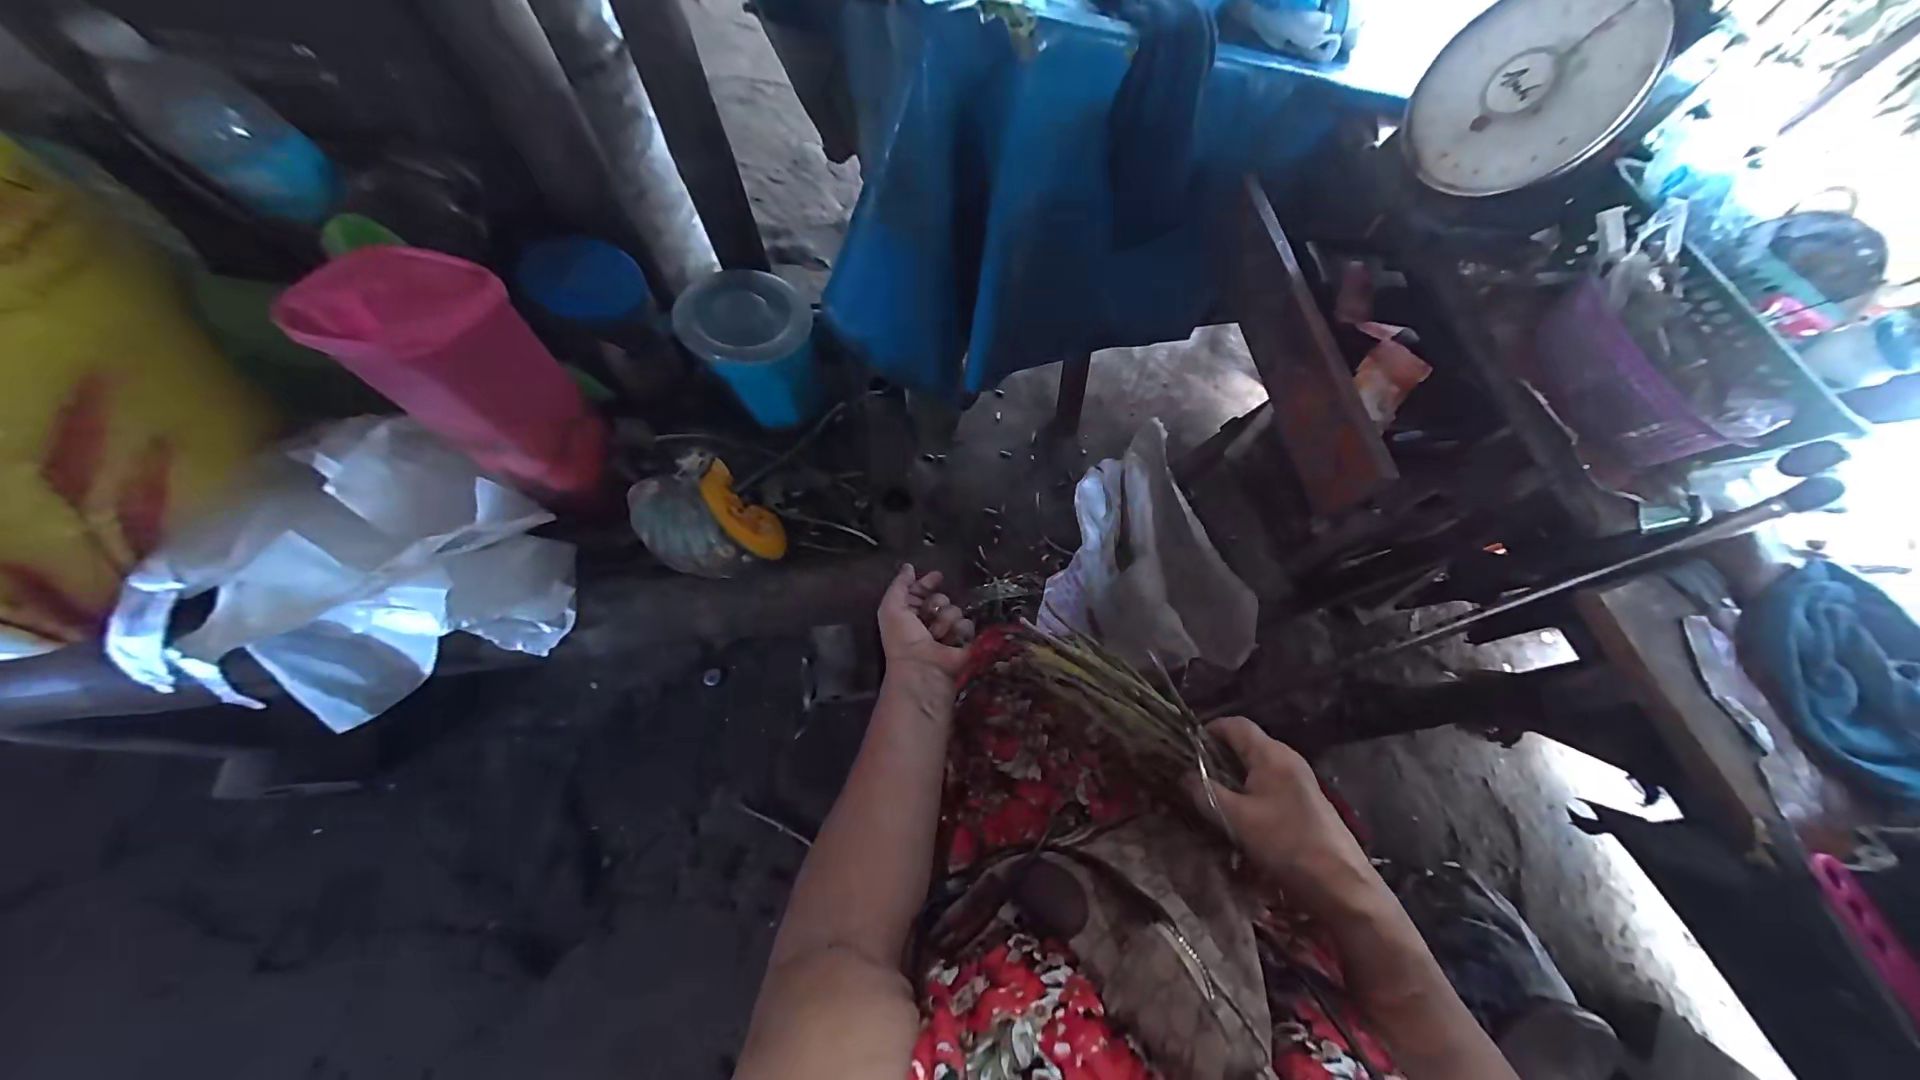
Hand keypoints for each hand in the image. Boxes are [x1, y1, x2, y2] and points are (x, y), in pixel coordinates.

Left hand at [878, 564, 974, 679]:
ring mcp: (947, 632)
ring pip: (955, 610)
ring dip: (945, 620)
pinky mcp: (963, 642)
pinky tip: (950, 640)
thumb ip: (899, 585)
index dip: (927, 582)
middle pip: (941, 598)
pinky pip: (967, 624)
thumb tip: (908, 566)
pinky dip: (958, 631)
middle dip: (936, 603)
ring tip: (937, 634)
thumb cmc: (902, 639)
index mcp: (908, 614)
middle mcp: (928, 622)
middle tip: (928, 616)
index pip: (921, 591)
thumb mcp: (891, 608)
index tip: (937, 577)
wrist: (922, 667)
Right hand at [1188, 716, 1375, 906]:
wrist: (1344, 888)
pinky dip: (1250, 790)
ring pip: (1257, 765)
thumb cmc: (1286, 844)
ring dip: (1233, 776)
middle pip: (1246, 743)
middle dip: (1217, 755)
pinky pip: (1270, 783)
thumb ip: (1204, 792)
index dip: (1207, 730)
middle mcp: (1288, 759)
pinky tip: (1240, 815)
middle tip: (1193, 775)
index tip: (1185, 749)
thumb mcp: (1236, 819)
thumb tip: (1182, 775)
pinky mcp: (1306, 801)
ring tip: (1212, 796)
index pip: (1234, 724)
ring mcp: (1301, 780)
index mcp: (1271, 754)